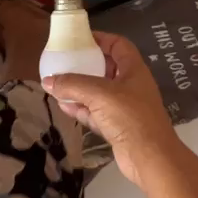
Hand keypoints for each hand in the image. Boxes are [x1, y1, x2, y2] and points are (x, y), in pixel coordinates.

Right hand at [43, 32, 179, 186]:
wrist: (150, 159)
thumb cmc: (130, 117)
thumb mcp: (100, 94)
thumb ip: (73, 85)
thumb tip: (47, 81)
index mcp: (133, 69)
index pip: (118, 45)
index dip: (101, 39)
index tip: (80, 38)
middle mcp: (130, 85)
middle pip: (106, 68)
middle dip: (86, 65)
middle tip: (65, 61)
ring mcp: (124, 107)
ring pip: (99, 92)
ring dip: (80, 89)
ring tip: (59, 84)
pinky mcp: (117, 127)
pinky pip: (96, 113)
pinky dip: (81, 109)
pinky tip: (64, 106)